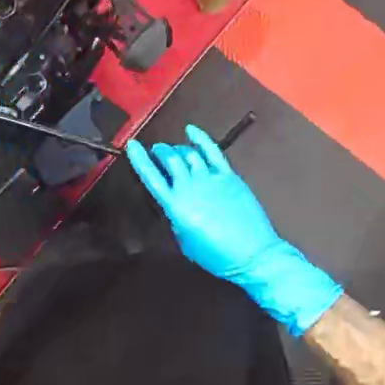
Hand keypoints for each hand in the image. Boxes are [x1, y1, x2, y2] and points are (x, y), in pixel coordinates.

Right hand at [126, 124, 342, 334]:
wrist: (251, 254)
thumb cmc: (216, 255)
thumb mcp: (184, 239)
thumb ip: (176, 215)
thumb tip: (173, 201)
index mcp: (175, 206)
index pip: (151, 176)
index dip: (139, 159)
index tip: (132, 146)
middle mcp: (190, 187)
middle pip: (170, 158)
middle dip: (160, 151)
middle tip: (157, 151)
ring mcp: (210, 179)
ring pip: (189, 153)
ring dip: (177, 148)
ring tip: (174, 150)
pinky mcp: (229, 176)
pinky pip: (212, 151)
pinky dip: (200, 138)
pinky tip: (191, 130)